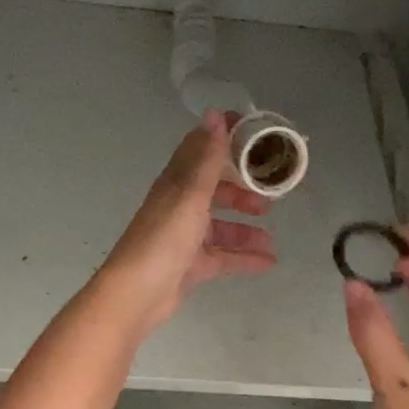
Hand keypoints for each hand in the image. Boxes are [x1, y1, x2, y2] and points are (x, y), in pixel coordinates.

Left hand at [98, 112, 276, 329]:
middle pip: (214, 192)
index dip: (225, 140)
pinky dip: (244, 258)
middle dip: (241, 191)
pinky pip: (222, 257)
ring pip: (221, 228)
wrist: (137, 294)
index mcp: (175, 185)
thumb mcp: (190, 195)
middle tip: (269, 196)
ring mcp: (184, 239)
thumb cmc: (164, 239)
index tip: (256, 134)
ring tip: (271, 238)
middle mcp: (178, 207)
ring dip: (246, 230)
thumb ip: (206, 158)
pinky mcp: (190, 267)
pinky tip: (268, 263)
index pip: (201, 151)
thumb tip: (215, 114)